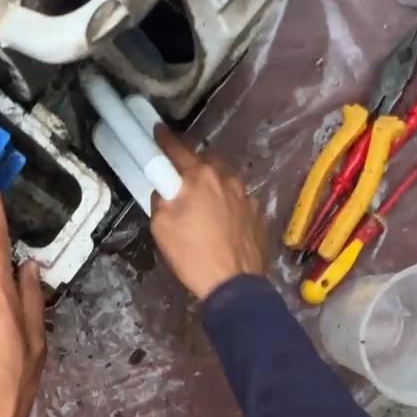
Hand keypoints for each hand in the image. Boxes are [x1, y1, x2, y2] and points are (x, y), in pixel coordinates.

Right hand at [149, 126, 267, 301]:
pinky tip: (224, 225)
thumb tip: (166, 191)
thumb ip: (161, 200)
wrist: (233, 285)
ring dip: (213, 187)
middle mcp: (227, 178)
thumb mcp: (161, 228)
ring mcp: (247, 196)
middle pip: (207, 163)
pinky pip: (239, 202)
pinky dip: (229, 207)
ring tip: (205, 208)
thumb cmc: (192, 256)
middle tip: (183, 183)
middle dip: (194, 167)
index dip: (165, 140)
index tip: (158, 131)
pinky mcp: (258, 214)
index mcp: (200, 177)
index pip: (178, 150)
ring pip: (225, 182)